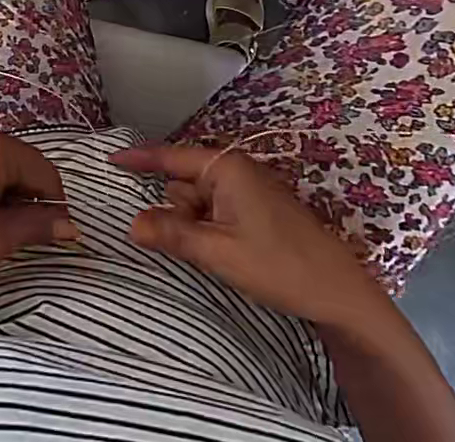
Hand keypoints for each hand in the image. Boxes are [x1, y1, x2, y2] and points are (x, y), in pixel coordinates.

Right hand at [110, 145, 392, 333]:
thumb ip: (171, 234)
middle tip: (196, 242)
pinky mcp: (258, 207)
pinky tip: (226, 250)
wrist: (344, 297)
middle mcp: (235, 169)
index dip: (138, 159)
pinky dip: (210, 226)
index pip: (169, 156)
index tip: (110, 159)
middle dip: (178, 210)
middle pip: (182, 182)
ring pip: (198, 199)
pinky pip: (216, 208)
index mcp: (225, 167)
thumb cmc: (281, 266)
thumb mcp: (218, 252)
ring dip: (195, 223)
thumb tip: (130, 225)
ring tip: (220, 252)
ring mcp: (249, 187)